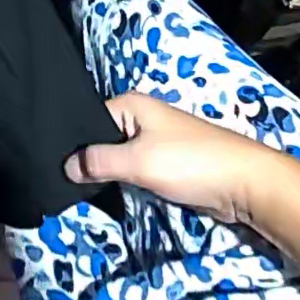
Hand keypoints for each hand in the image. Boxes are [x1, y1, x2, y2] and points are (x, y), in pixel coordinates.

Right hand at [64, 93, 286, 223]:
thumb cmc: (189, 162)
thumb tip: (66, 165)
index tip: (57, 168)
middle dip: (92, 161)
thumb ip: (100, 162)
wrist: (243, 183)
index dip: (75, 144)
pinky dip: (127, 181)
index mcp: (131, 104)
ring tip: (85, 192)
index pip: (89, 120)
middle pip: (104, 139)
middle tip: (69, 185)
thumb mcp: (138, 161)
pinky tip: (113, 194)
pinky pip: (136, 169)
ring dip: (111, 174)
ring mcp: (154, 140)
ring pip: (120, 157)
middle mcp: (140, 116)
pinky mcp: (165, 162)